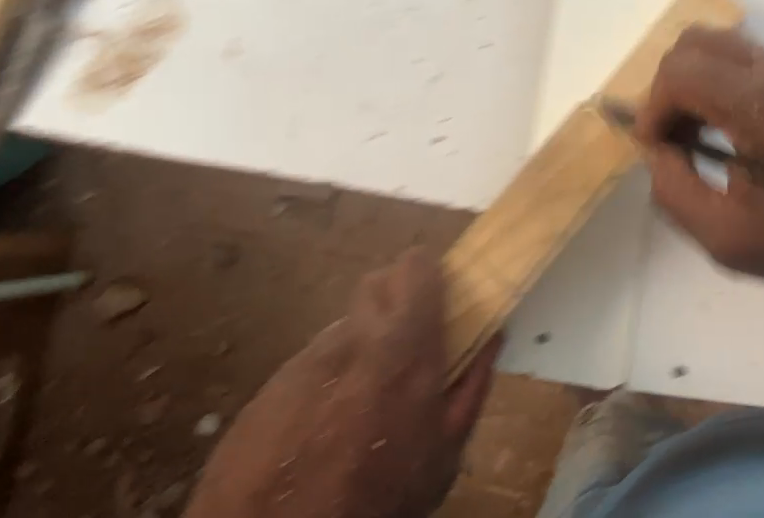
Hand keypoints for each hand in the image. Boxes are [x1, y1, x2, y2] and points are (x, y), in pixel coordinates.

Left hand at [184, 251, 499, 517]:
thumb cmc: (379, 497)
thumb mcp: (444, 453)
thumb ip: (471, 386)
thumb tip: (492, 336)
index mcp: (405, 348)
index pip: (415, 268)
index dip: (427, 274)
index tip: (438, 295)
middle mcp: (355, 339)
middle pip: (376, 282)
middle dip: (394, 299)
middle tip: (405, 340)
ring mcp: (308, 359)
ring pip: (344, 326)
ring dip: (361, 344)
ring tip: (363, 395)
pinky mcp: (271, 384)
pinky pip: (312, 363)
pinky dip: (327, 378)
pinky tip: (325, 422)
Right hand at [637, 26, 763, 294]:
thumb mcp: (729, 240)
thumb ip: (675, 191)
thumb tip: (658, 150)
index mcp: (760, 103)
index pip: (678, 70)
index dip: (652, 108)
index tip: (656, 149)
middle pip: (695, 43)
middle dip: (670, 88)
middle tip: (675, 140)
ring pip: (723, 45)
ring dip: (697, 83)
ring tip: (702, 139)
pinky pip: (750, 60)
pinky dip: (725, 84)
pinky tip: (735, 133)